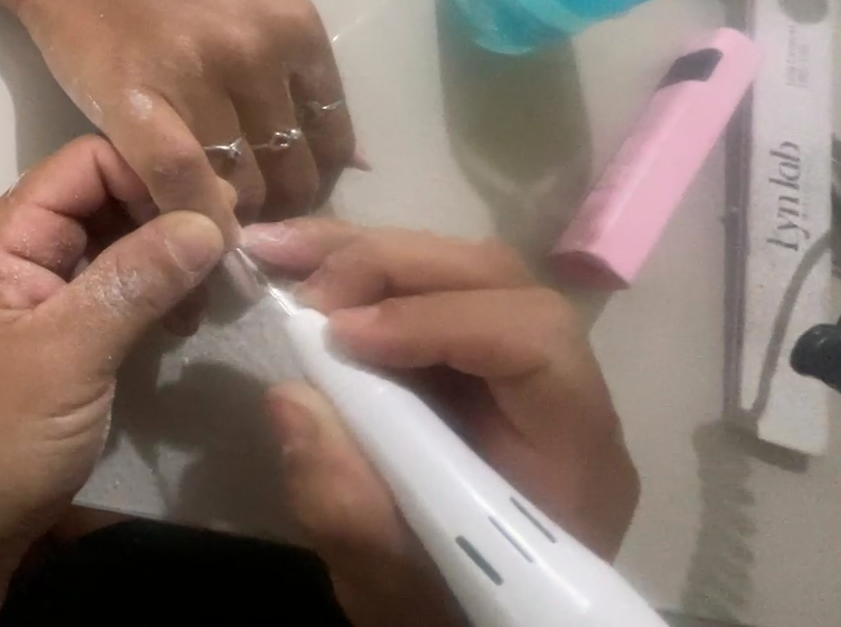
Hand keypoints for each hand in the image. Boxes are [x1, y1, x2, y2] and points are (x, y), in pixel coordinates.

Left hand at [0, 136, 224, 593]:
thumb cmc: (1, 432)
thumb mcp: (70, 351)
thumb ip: (136, 279)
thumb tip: (209, 220)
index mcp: (9, 230)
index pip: (90, 160)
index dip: (152, 171)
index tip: (218, 210)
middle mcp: (27, 241)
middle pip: (108, 192)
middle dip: (168, 213)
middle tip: (230, 252)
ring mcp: (47, 280)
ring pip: (120, 235)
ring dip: (169, 253)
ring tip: (211, 292)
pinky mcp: (68, 319)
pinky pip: (120, 278)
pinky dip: (158, 287)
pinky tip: (186, 315)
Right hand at [16, 0, 354, 242]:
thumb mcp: (248, 17)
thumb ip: (296, 85)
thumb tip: (356, 164)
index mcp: (296, 27)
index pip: (333, 142)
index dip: (308, 187)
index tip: (273, 200)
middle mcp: (261, 47)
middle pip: (292, 173)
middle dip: (267, 209)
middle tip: (230, 213)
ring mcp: (201, 72)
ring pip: (242, 187)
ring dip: (224, 215)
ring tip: (196, 210)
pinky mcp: (140, 99)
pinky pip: (184, 182)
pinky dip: (190, 216)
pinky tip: (178, 224)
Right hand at [246, 220, 639, 626]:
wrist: (456, 603)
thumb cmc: (442, 605)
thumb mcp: (392, 588)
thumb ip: (349, 510)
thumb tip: (291, 398)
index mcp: (567, 451)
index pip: (531, 340)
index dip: (434, 320)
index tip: (338, 337)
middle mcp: (549, 384)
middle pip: (488, 277)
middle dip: (383, 266)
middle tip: (298, 293)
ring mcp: (498, 353)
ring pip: (445, 262)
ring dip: (353, 249)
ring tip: (273, 250)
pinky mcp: (450, 341)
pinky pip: (406, 278)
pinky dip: (342, 260)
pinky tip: (287, 259)